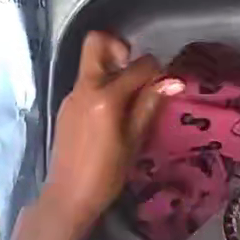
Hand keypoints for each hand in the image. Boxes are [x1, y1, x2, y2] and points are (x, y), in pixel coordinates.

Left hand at [40, 30, 178, 236]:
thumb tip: (173, 80)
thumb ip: (150, 105)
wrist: (67, 197)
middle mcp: (85, 87)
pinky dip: (102, 83)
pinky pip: (86, 80)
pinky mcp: (66, 104)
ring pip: (91, 61)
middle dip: (119, 46)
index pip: (138, 66)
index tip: (164, 82)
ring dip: (111, 66)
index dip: (156, 70)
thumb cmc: (106, 174)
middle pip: (97, 42)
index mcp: (106, 97)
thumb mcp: (134, 140)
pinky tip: (113, 110)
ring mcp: (72, 94)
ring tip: (129, 94)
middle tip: (134, 69)